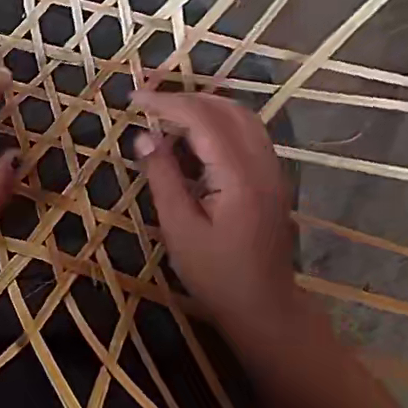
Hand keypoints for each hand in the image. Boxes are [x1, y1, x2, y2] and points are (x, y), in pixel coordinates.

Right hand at [131, 89, 298, 325]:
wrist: (264, 308)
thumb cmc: (216, 275)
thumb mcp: (179, 228)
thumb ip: (162, 177)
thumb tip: (144, 136)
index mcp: (239, 176)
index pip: (202, 119)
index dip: (166, 103)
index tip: (134, 100)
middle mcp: (263, 164)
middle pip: (227, 108)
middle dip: (185, 98)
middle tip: (149, 106)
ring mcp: (273, 170)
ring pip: (242, 116)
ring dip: (204, 107)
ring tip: (167, 116)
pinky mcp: (272, 178)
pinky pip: (248, 133)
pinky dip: (219, 123)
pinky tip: (194, 139)